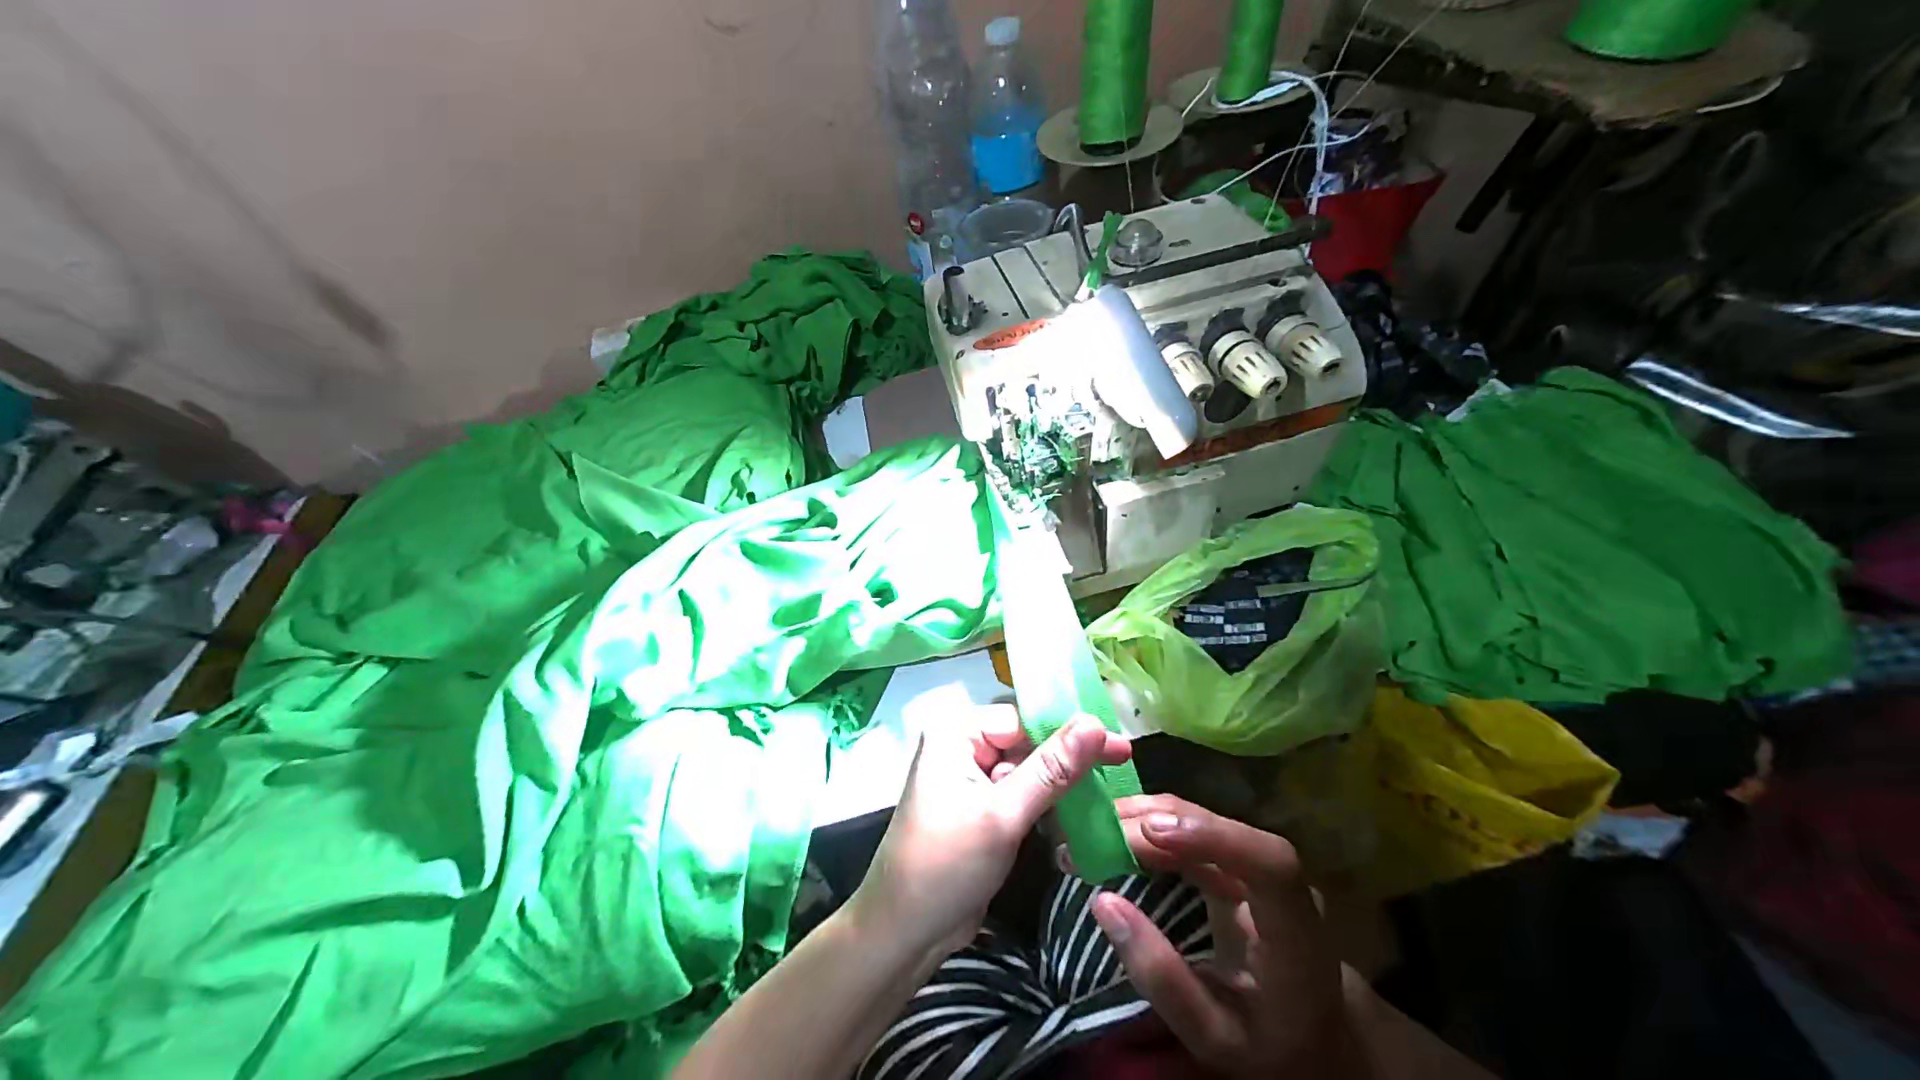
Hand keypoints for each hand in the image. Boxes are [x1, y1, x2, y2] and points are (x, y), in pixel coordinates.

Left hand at [851, 707, 1131, 958]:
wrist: (905, 932)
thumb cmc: (947, 865)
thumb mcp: (1004, 815)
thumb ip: (1052, 769)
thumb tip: (1097, 723)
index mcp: (955, 732)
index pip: (1023, 718)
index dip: (1071, 731)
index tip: (1120, 747)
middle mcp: (961, 746)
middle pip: (1027, 741)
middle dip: (1069, 758)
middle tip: (1122, 765)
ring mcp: (970, 779)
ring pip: (1028, 769)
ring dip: (1062, 783)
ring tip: (1109, 789)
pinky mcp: (981, 809)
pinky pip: (1021, 794)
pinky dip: (1048, 803)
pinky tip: (1080, 811)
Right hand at [1088, 795, 1363, 1078]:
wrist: (1307, 1030)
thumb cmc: (1265, 1040)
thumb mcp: (1211, 1035)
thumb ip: (1162, 978)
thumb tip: (1103, 901)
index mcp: (1297, 934)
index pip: (1271, 864)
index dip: (1213, 836)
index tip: (1150, 832)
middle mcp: (1282, 885)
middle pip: (1223, 829)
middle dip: (1151, 823)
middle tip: (1087, 837)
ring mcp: (1256, 864)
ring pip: (1199, 819)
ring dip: (1140, 820)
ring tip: (1087, 834)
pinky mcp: (1232, 858)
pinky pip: (1187, 830)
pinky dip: (1146, 828)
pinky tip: (1111, 836)